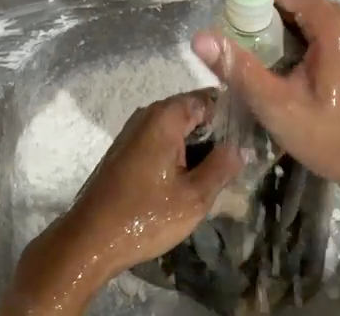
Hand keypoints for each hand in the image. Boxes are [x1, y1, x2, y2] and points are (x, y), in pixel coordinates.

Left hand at [0, 91, 242, 313]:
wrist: (90, 241)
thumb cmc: (145, 217)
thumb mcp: (194, 197)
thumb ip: (222, 166)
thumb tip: (242, 145)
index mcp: (165, 116)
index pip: (209, 99)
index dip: (232, 117)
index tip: (249, 139)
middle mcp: (148, 114)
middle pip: (193, 112)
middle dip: (215, 135)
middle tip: (235, 163)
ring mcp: (134, 131)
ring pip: (177, 129)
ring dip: (196, 148)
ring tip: (216, 175)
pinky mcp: (126, 150)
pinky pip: (162, 141)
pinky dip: (178, 155)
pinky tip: (187, 181)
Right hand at [191, 0, 339, 204]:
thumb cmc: (333, 138)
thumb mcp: (278, 107)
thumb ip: (239, 69)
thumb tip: (199, 37)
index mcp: (331, 22)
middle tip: (221, 12)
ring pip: (300, 7)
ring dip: (269, 13)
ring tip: (235, 30)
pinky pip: (311, 22)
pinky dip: (285, 27)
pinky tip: (266, 49)